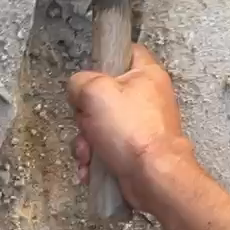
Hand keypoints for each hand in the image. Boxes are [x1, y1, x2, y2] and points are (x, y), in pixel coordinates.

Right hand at [67, 45, 196, 209]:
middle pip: (104, 94)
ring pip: (100, 125)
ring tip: (89, 151)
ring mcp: (141, 126)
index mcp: (146, 75)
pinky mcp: (134, 150)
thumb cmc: (135, 134)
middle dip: (86, 113)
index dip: (105, 59)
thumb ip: (79, 82)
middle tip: (88, 120)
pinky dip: (94, 159)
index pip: (126, 51)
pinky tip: (91, 167)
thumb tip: (76, 90)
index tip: (91, 71)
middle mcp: (147, 99)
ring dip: (86, 141)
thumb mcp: (95, 92)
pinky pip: (105, 148)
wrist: (152, 178)